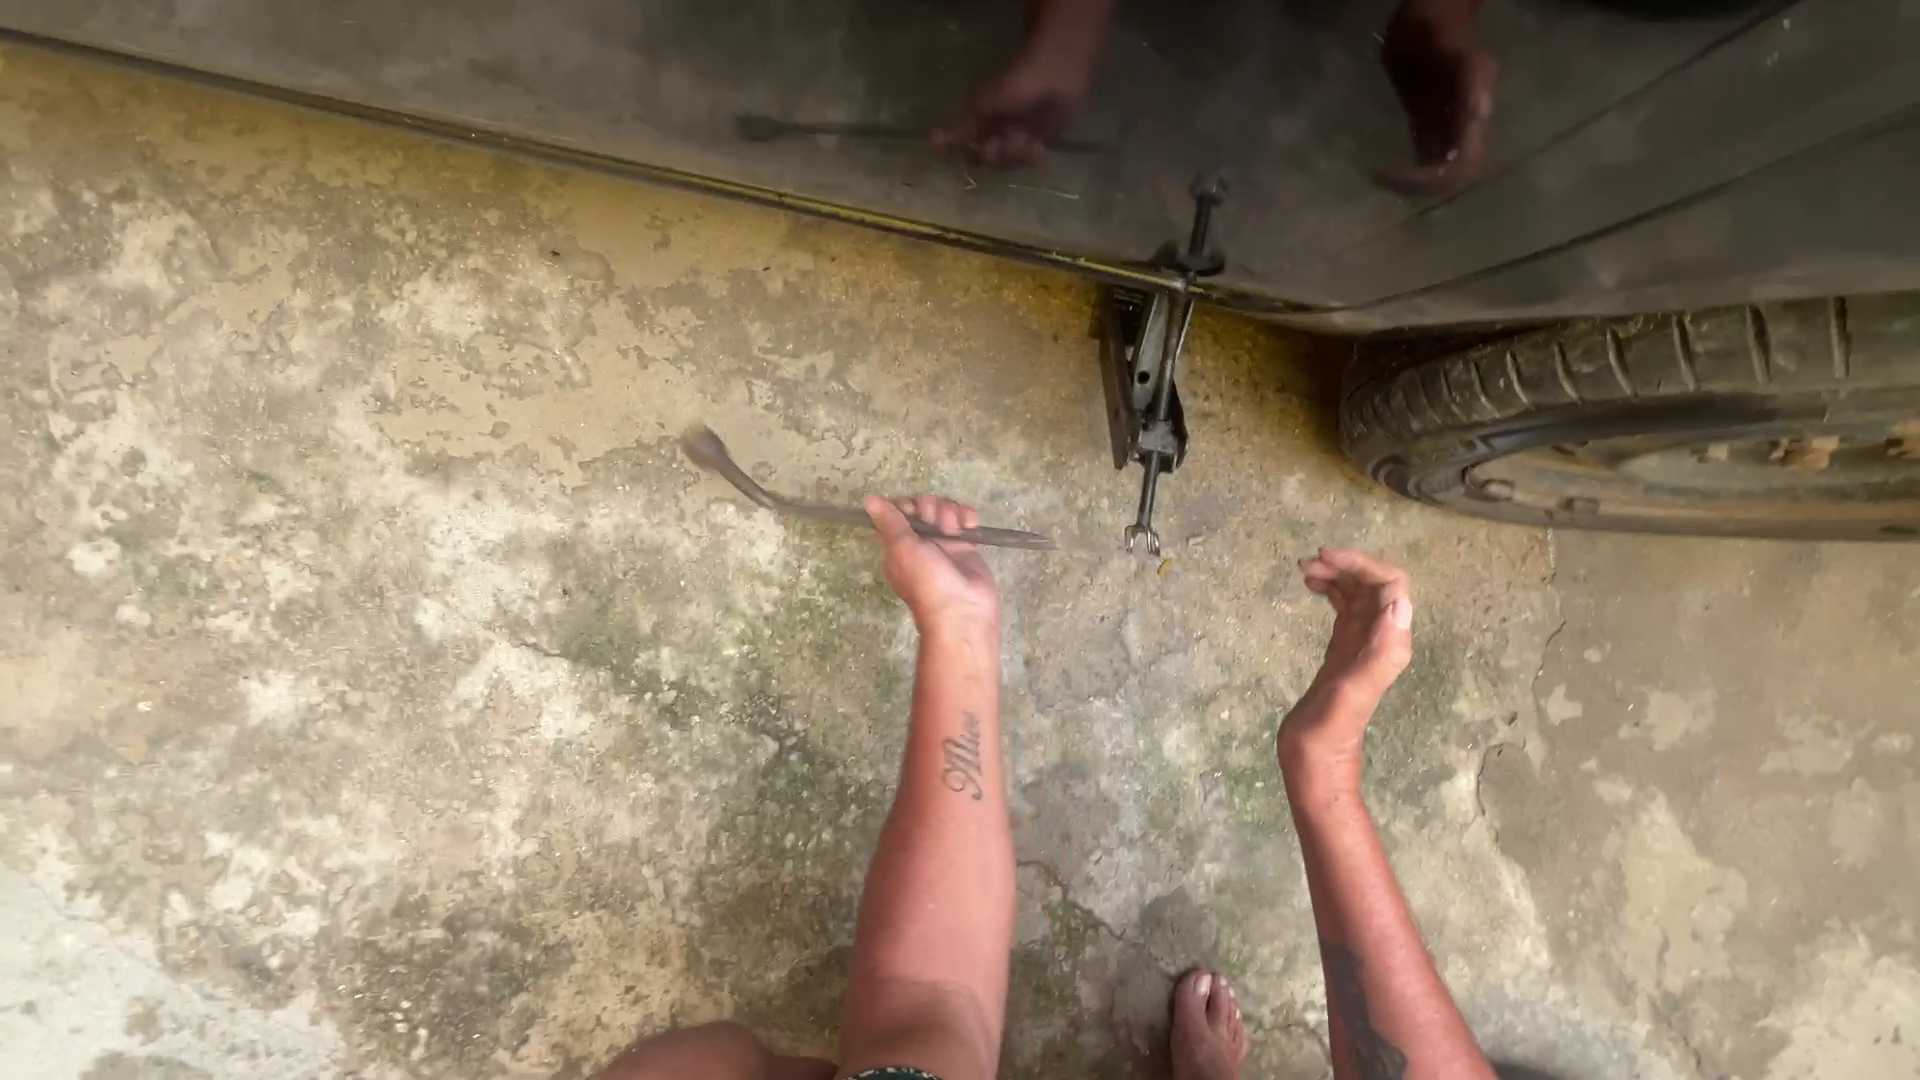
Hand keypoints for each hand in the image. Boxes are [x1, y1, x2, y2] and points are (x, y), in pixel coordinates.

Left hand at [864, 495, 999, 635]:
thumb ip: (889, 521)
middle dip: (931, 507)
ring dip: (951, 512)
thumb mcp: (902, 549)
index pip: (897, 512)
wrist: (963, 610)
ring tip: (955, 529)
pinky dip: (967, 517)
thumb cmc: (926, 581)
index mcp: (897, 544)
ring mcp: (943, 543)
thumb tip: (868, 499)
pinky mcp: (965, 546)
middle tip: (936, 523)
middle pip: (922, 507)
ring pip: (944, 510)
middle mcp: (918, 542)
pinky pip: (964, 520)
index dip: (906, 505)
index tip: (913, 512)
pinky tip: (970, 525)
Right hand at [933, 52, 1090, 166]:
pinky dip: (1032, 156)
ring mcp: (1019, 137)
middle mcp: (998, 129)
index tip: (952, 148)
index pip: (966, 141)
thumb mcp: (984, 101)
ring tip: (1024, 138)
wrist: (1058, 75)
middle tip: (999, 144)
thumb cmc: (1017, 82)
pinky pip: (1030, 161)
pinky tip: (1036, 146)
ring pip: (1009, 162)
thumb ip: (963, 125)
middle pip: (988, 157)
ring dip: (1014, 153)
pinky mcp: (1039, 142)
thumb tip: (932, 140)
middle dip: (992, 154)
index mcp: (984, 117)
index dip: (960, 148)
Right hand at [1278, 549, 1413, 784]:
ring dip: (1337, 574)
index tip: (1323, 557)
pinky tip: (1310, 586)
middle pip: (1375, 585)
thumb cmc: (1329, 733)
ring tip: (1304, 569)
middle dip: (1347, 565)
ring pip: (1358, 594)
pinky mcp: (1343, 651)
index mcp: (1389, 645)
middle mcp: (1381, 641)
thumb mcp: (1353, 694)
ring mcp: (1361, 645)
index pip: (1390, 587)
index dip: (1362, 564)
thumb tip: (1398, 603)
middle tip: (1308, 562)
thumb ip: (1380, 654)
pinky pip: (1344, 609)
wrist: (1315, 762)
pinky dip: (1330, 590)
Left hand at [1378, 1, 1497, 196]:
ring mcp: (1447, 140)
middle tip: (1386, 182)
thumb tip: (1479, 113)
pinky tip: (1382, 175)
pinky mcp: (1430, 140)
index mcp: (1475, 122)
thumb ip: (1472, 82)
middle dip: (1420, 187)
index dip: (1434, 178)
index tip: (1400, 176)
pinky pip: (1422, 171)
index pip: (1463, 166)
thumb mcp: (1463, 58)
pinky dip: (1404, 179)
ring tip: (1382, 180)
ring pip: (1436, 182)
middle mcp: (1464, 137)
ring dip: (1410, 188)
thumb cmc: (1447, 47)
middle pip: (1450, 182)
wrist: (1427, 42)